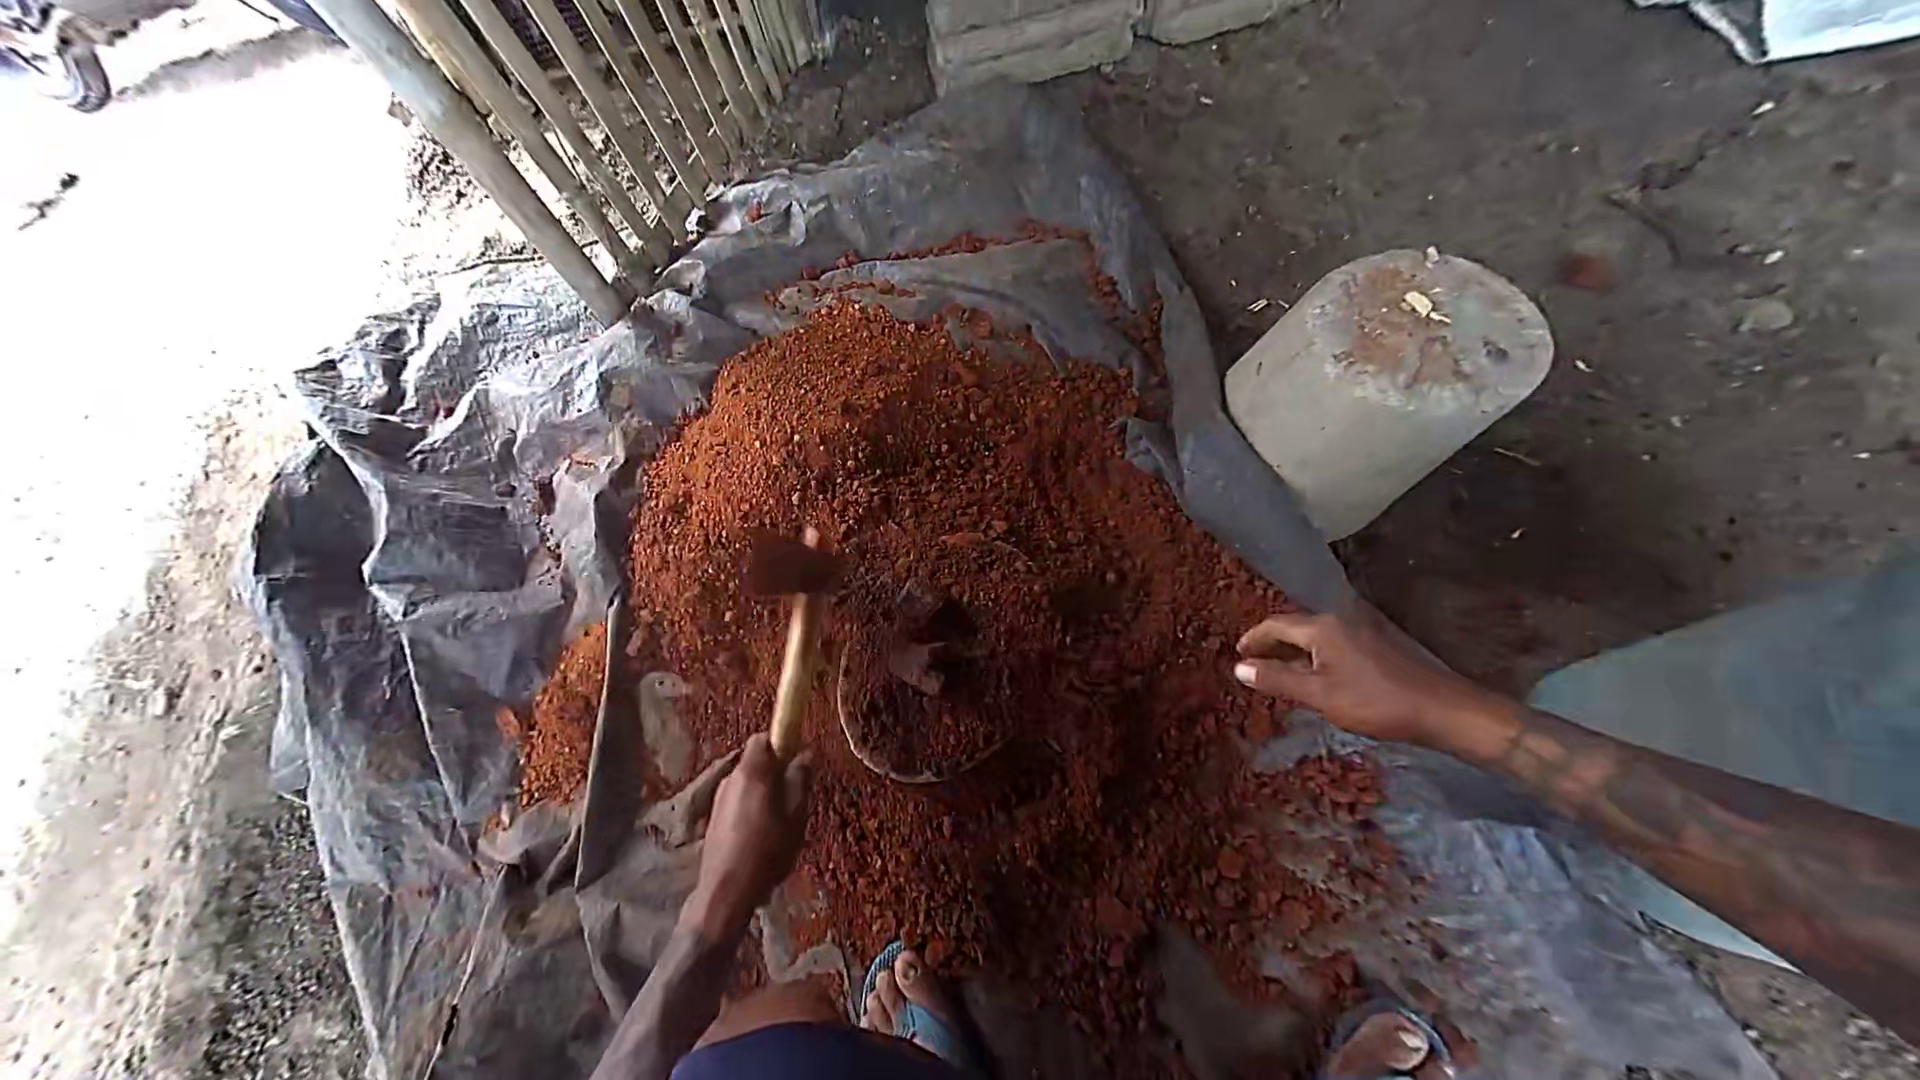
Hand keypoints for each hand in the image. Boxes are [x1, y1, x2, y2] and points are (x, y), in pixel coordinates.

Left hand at [685, 733, 811, 939]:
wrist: (725, 895)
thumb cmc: (766, 851)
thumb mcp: (795, 815)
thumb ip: (800, 780)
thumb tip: (806, 754)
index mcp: (751, 773)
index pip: (762, 737)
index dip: (781, 742)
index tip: (797, 759)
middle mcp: (730, 780)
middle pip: (756, 762)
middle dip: (776, 772)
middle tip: (796, 795)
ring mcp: (719, 801)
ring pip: (748, 784)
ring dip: (765, 793)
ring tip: (782, 822)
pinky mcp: (714, 821)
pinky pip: (739, 802)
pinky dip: (753, 809)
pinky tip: (764, 837)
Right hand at [1232, 604, 1492, 746]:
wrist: (1447, 710)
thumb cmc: (1377, 702)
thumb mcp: (1319, 694)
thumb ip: (1276, 679)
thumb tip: (1238, 668)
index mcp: (1323, 626)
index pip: (1275, 624)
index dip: (1253, 639)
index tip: (1238, 655)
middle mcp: (1342, 616)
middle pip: (1296, 626)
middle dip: (1272, 644)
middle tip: (1255, 664)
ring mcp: (1365, 626)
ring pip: (1317, 634)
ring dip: (1295, 650)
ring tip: (1281, 671)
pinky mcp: (1381, 639)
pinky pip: (1336, 640)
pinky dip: (1317, 653)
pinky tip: (1318, 673)